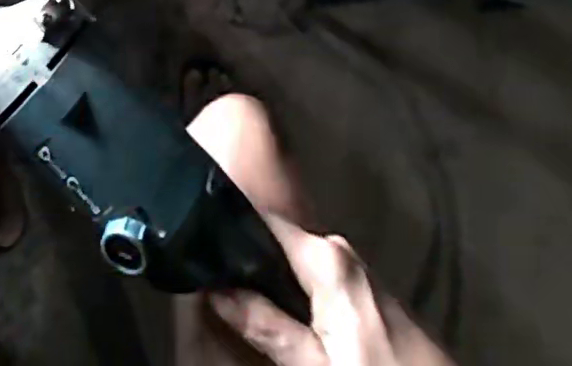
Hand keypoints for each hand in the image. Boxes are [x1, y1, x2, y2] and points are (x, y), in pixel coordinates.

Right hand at [207, 212, 452, 365]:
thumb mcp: (313, 365)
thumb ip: (266, 325)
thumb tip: (218, 290)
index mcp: (326, 256)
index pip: (265, 220)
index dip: (232, 229)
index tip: (204, 242)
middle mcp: (341, 250)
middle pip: (280, 243)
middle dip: (252, 263)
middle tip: (218, 284)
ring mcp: (358, 269)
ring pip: (299, 264)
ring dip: (275, 282)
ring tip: (245, 301)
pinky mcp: (367, 292)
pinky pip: (320, 280)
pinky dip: (299, 294)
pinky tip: (286, 316)